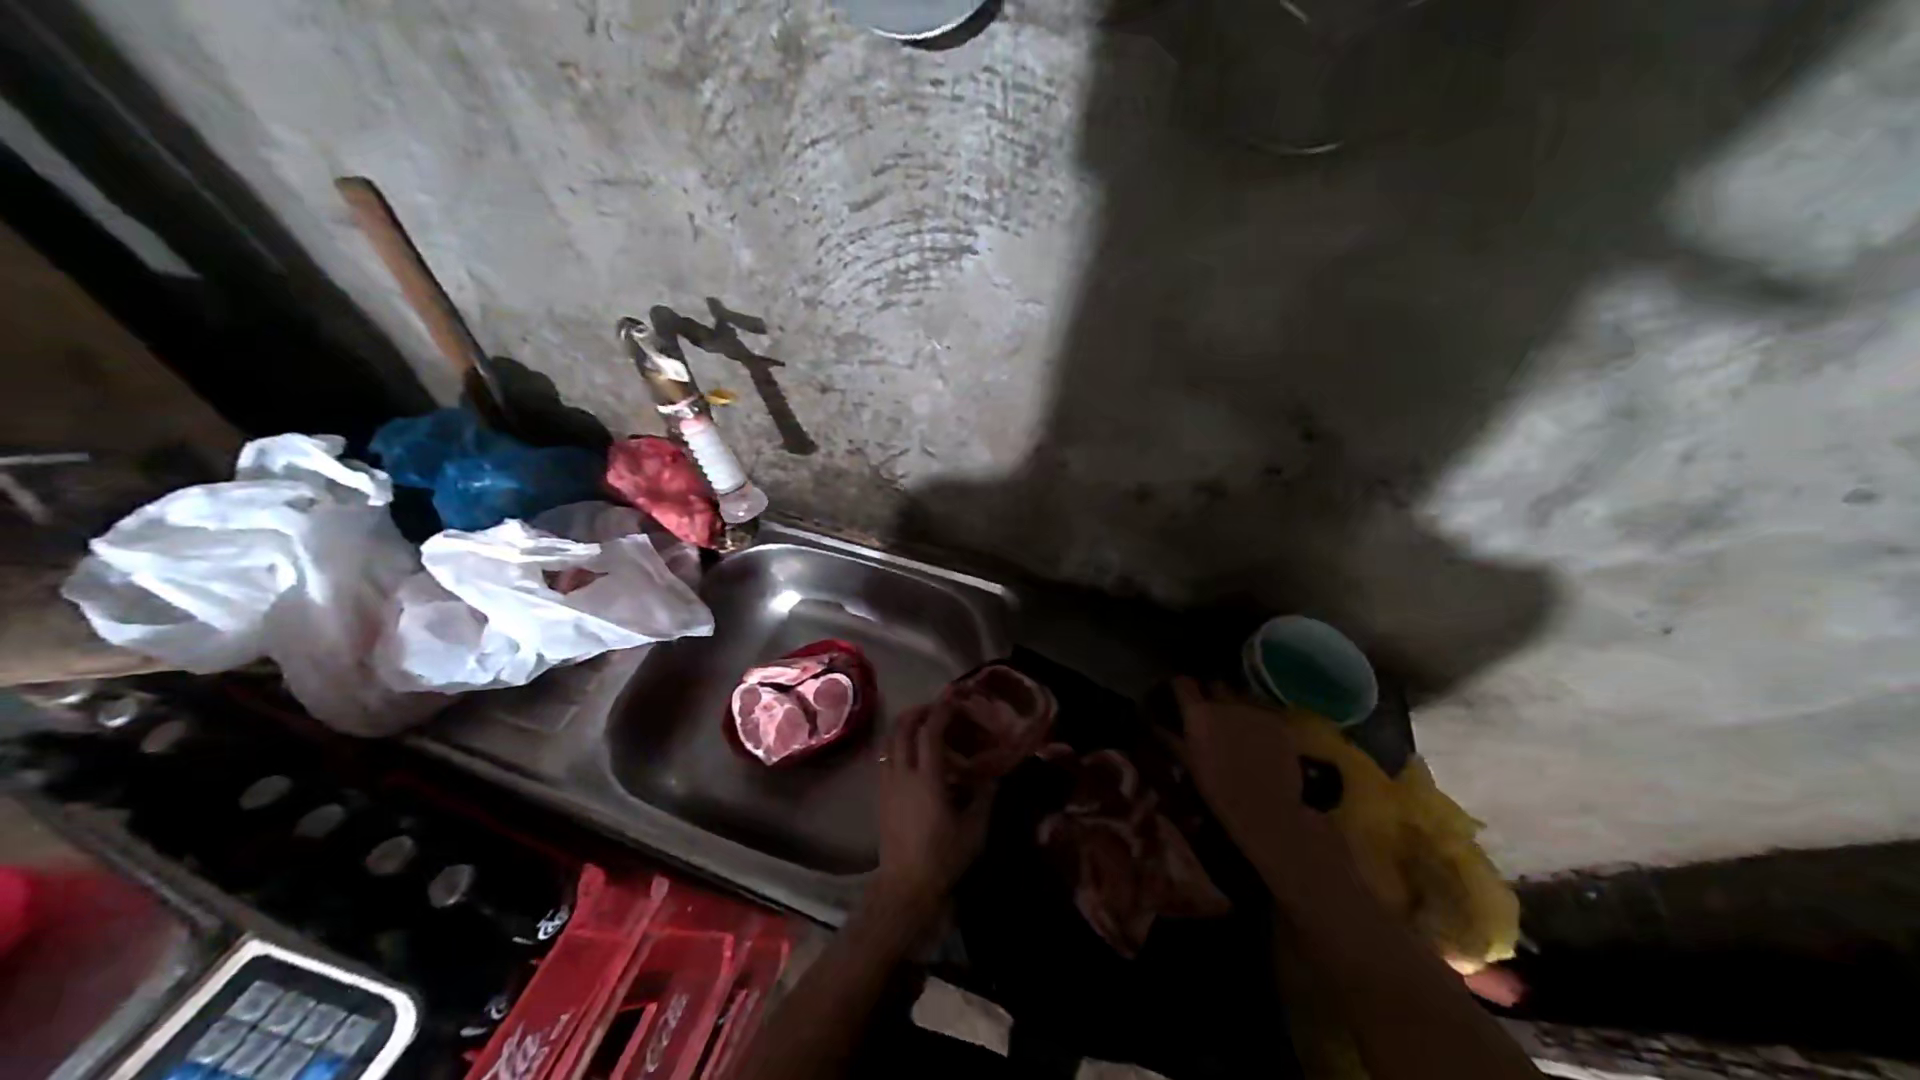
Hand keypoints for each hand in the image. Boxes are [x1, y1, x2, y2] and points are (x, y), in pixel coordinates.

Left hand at [870, 703, 996, 916]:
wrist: (905, 886)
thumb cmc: (943, 857)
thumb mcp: (975, 829)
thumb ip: (985, 797)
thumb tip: (995, 774)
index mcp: (927, 779)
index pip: (930, 732)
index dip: (942, 710)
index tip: (955, 698)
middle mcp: (903, 774)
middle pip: (902, 728)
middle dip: (919, 711)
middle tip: (938, 708)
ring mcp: (888, 784)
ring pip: (890, 741)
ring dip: (905, 726)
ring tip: (924, 725)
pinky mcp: (881, 795)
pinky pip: (887, 757)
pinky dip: (898, 744)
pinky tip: (913, 754)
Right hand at [1172, 678, 1312, 855]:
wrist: (1266, 809)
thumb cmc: (1219, 790)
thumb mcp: (1190, 764)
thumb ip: (1172, 739)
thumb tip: (1155, 725)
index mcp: (1198, 713)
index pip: (1183, 683)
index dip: (1181, 686)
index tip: (1180, 692)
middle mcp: (1225, 702)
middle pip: (1215, 684)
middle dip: (1212, 693)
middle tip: (1212, 711)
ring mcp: (1254, 709)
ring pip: (1242, 695)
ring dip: (1237, 703)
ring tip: (1239, 722)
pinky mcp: (1279, 719)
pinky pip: (1265, 709)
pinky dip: (1260, 717)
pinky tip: (1262, 734)